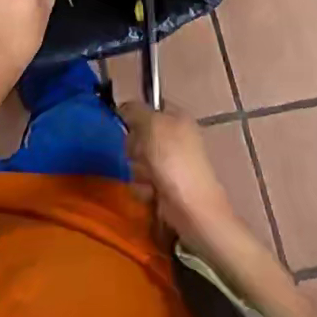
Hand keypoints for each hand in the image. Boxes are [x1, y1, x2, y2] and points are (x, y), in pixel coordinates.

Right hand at [122, 101, 240, 247]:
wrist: (192, 209)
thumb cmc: (173, 160)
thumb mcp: (152, 124)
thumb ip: (134, 110)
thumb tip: (124, 108)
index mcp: (178, 119)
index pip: (148, 107)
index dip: (136, 115)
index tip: (129, 124)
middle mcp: (175, 138)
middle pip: (138, 134)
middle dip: (135, 146)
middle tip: (142, 154)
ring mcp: (170, 163)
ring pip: (136, 158)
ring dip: (138, 169)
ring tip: (149, 177)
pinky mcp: (164, 185)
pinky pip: (140, 179)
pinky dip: (143, 186)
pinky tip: (152, 191)